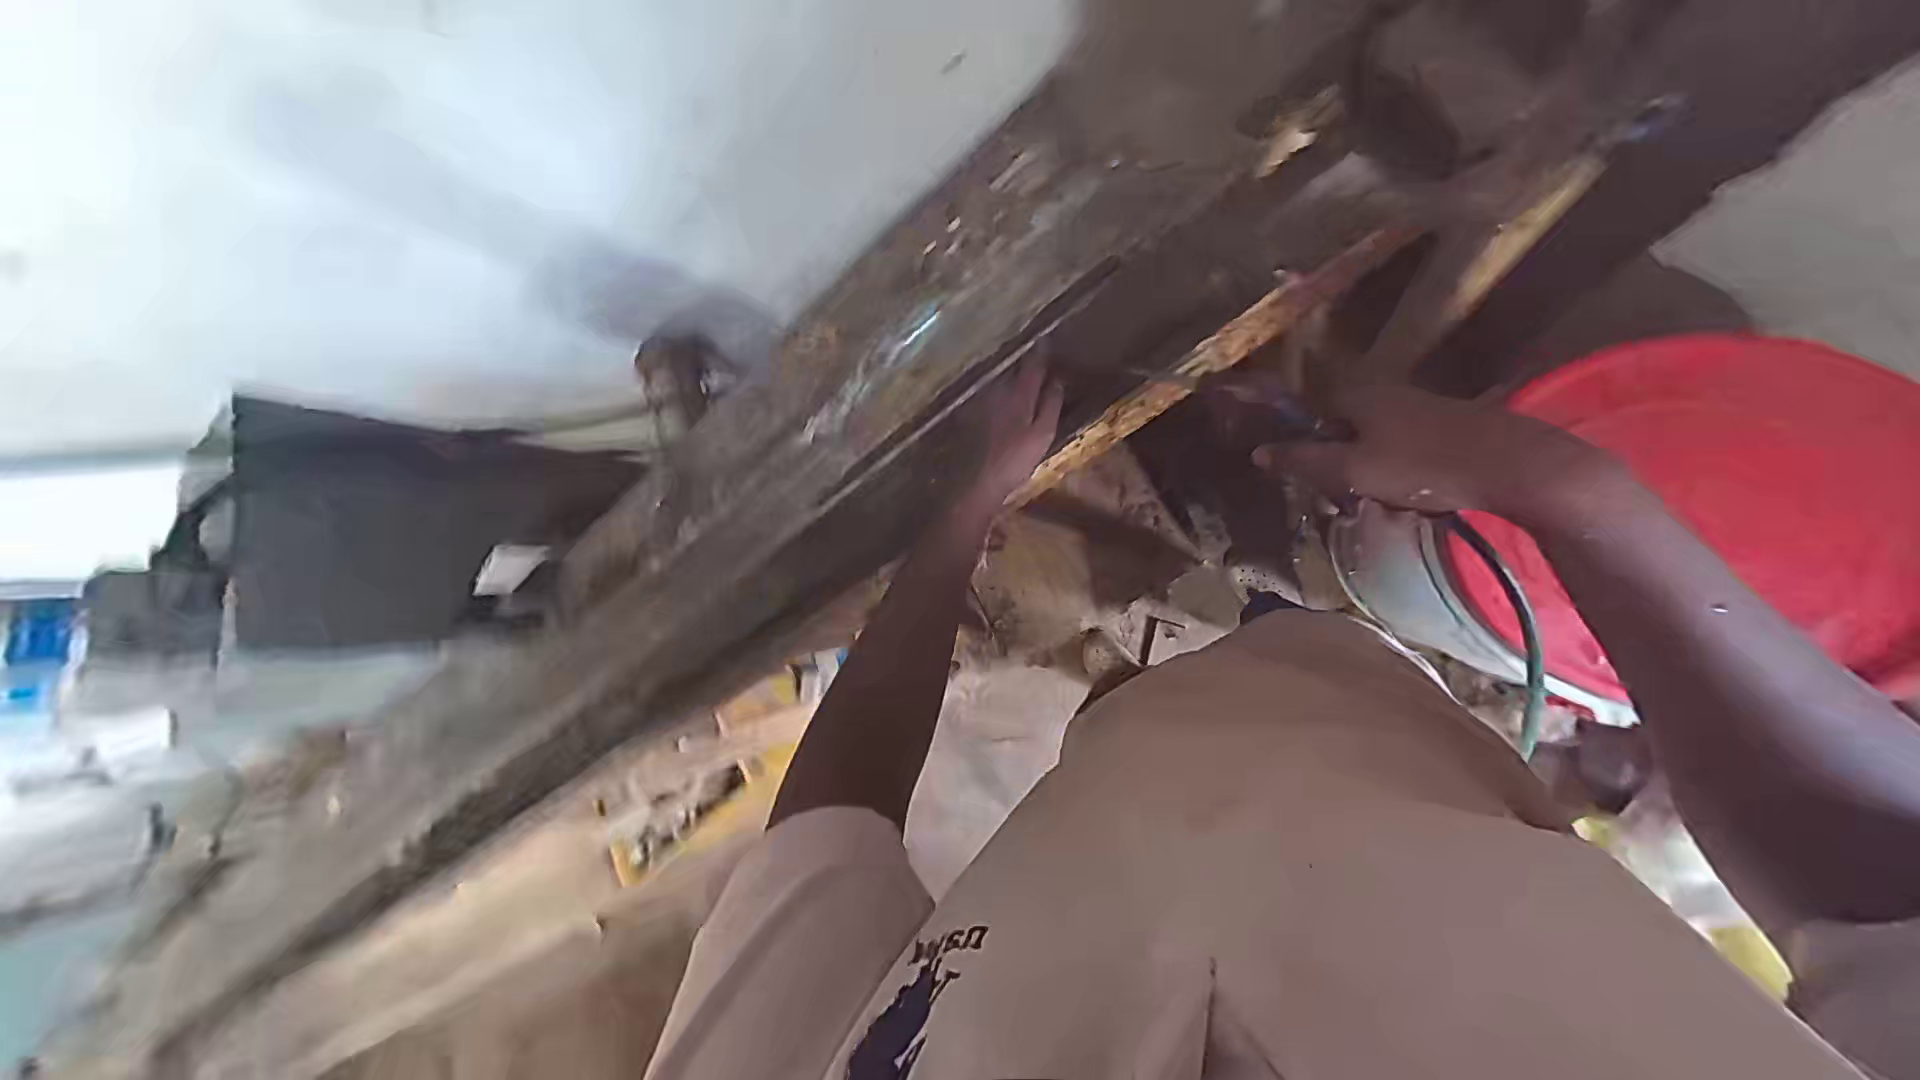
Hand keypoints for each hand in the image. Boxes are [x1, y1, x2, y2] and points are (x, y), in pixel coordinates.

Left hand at [955, 357, 1063, 515]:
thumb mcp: (1043, 434)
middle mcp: (997, 390)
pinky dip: (997, 398)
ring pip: (999, 384)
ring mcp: (979, 401)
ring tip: (1021, 388)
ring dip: (1010, 382)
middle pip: (1014, 371)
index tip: (1047, 343)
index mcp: (1019, 393)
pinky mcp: (968, 415)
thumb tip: (1057, 381)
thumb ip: (1051, 404)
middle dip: (1025, 368)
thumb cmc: (1015, 460)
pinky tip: (1001, 411)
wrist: (977, 481)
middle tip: (1038, 367)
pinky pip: (987, 398)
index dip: (1041, 352)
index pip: (1032, 364)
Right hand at [1250, 383, 1627, 526]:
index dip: (1299, 440)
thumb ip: (1301, 461)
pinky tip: (1409, 494)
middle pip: (1341, 427)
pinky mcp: (1452, 427)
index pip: (1309, 410)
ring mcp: (1423, 409)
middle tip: (1336, 495)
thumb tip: (1258, 451)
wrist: (1521, 468)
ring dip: (1364, 470)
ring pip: (1372, 440)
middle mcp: (1389, 393)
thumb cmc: (1423, 466)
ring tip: (1373, 501)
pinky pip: (1403, 447)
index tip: (1299, 471)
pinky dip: (1395, 469)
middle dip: (1333, 461)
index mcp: (1359, 395)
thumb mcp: (1350, 470)